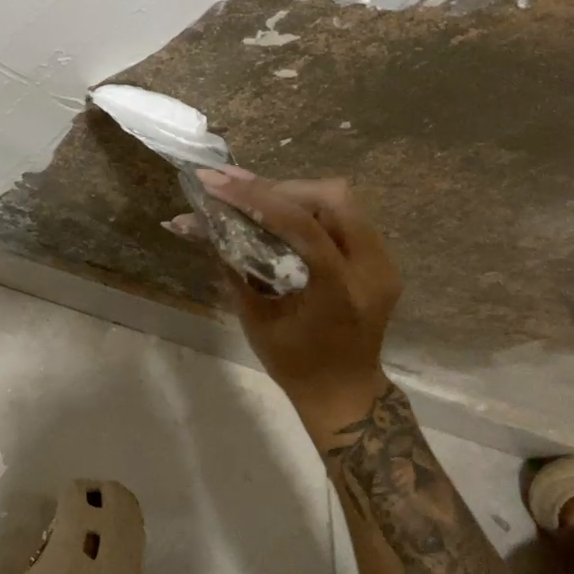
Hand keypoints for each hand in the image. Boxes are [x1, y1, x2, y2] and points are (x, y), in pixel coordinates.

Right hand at [185, 171, 401, 416]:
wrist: (342, 391)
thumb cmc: (292, 361)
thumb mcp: (253, 315)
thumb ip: (231, 263)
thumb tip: (191, 222)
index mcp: (340, 290)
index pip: (302, 225)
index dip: (255, 197)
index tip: (214, 183)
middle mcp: (371, 269)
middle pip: (331, 198)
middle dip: (278, 187)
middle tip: (234, 190)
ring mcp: (382, 262)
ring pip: (340, 200)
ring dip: (292, 193)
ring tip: (250, 197)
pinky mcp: (379, 259)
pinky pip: (343, 216)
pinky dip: (306, 207)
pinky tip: (275, 212)